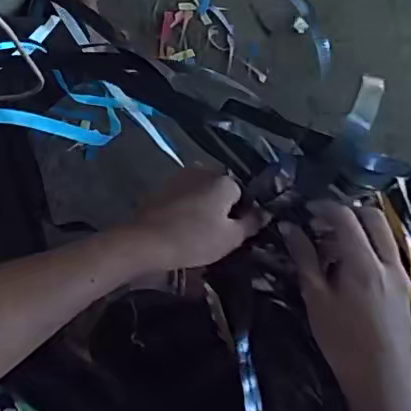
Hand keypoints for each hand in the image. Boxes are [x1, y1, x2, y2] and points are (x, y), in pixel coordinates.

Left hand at [117, 168, 266, 272]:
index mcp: (222, 180)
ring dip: (204, 206)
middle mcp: (200, 171)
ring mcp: (178, 177)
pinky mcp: (161, 187)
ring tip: (202, 231)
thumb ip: (252, 222)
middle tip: (221, 232)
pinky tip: (183, 225)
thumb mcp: (232, 237)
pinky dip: (187, 206)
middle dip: (223, 206)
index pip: (243, 192)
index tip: (238, 231)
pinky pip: (183, 195)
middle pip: (220, 188)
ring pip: (200, 191)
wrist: (147, 240)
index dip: (243, 211)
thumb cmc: (195, 239)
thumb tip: (264, 211)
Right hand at [281, 202, 410, 405]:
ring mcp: (403, 276)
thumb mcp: (315, 296)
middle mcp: (390, 264)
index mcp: (364, 264)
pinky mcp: (407, 288)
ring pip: (386, 233)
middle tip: (321, 220)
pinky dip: (371, 244)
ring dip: (360, 227)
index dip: (323, 207)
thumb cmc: (341, 339)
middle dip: (346, 211)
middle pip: (374, 217)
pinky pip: (390, 251)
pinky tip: (350, 261)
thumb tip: (289, 226)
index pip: (346, 218)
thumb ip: (304, 257)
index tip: (304, 209)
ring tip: (333, 240)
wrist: (382, 381)